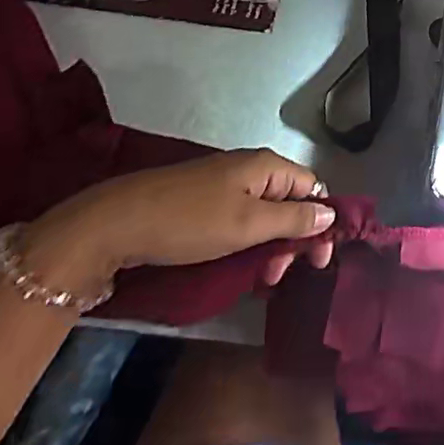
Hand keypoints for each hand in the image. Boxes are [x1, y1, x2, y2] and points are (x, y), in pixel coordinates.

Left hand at [20, 149, 337, 294]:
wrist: (112, 224)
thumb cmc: (188, 222)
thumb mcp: (248, 224)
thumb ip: (294, 219)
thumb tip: (332, 213)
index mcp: (266, 166)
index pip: (313, 187)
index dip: (320, 221)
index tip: (316, 261)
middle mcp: (250, 169)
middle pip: (290, 201)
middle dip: (292, 239)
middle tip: (278, 277)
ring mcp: (223, 183)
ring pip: (264, 214)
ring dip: (269, 246)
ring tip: (258, 278)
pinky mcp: (201, 200)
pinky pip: (239, 219)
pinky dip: (246, 243)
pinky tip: (238, 265)